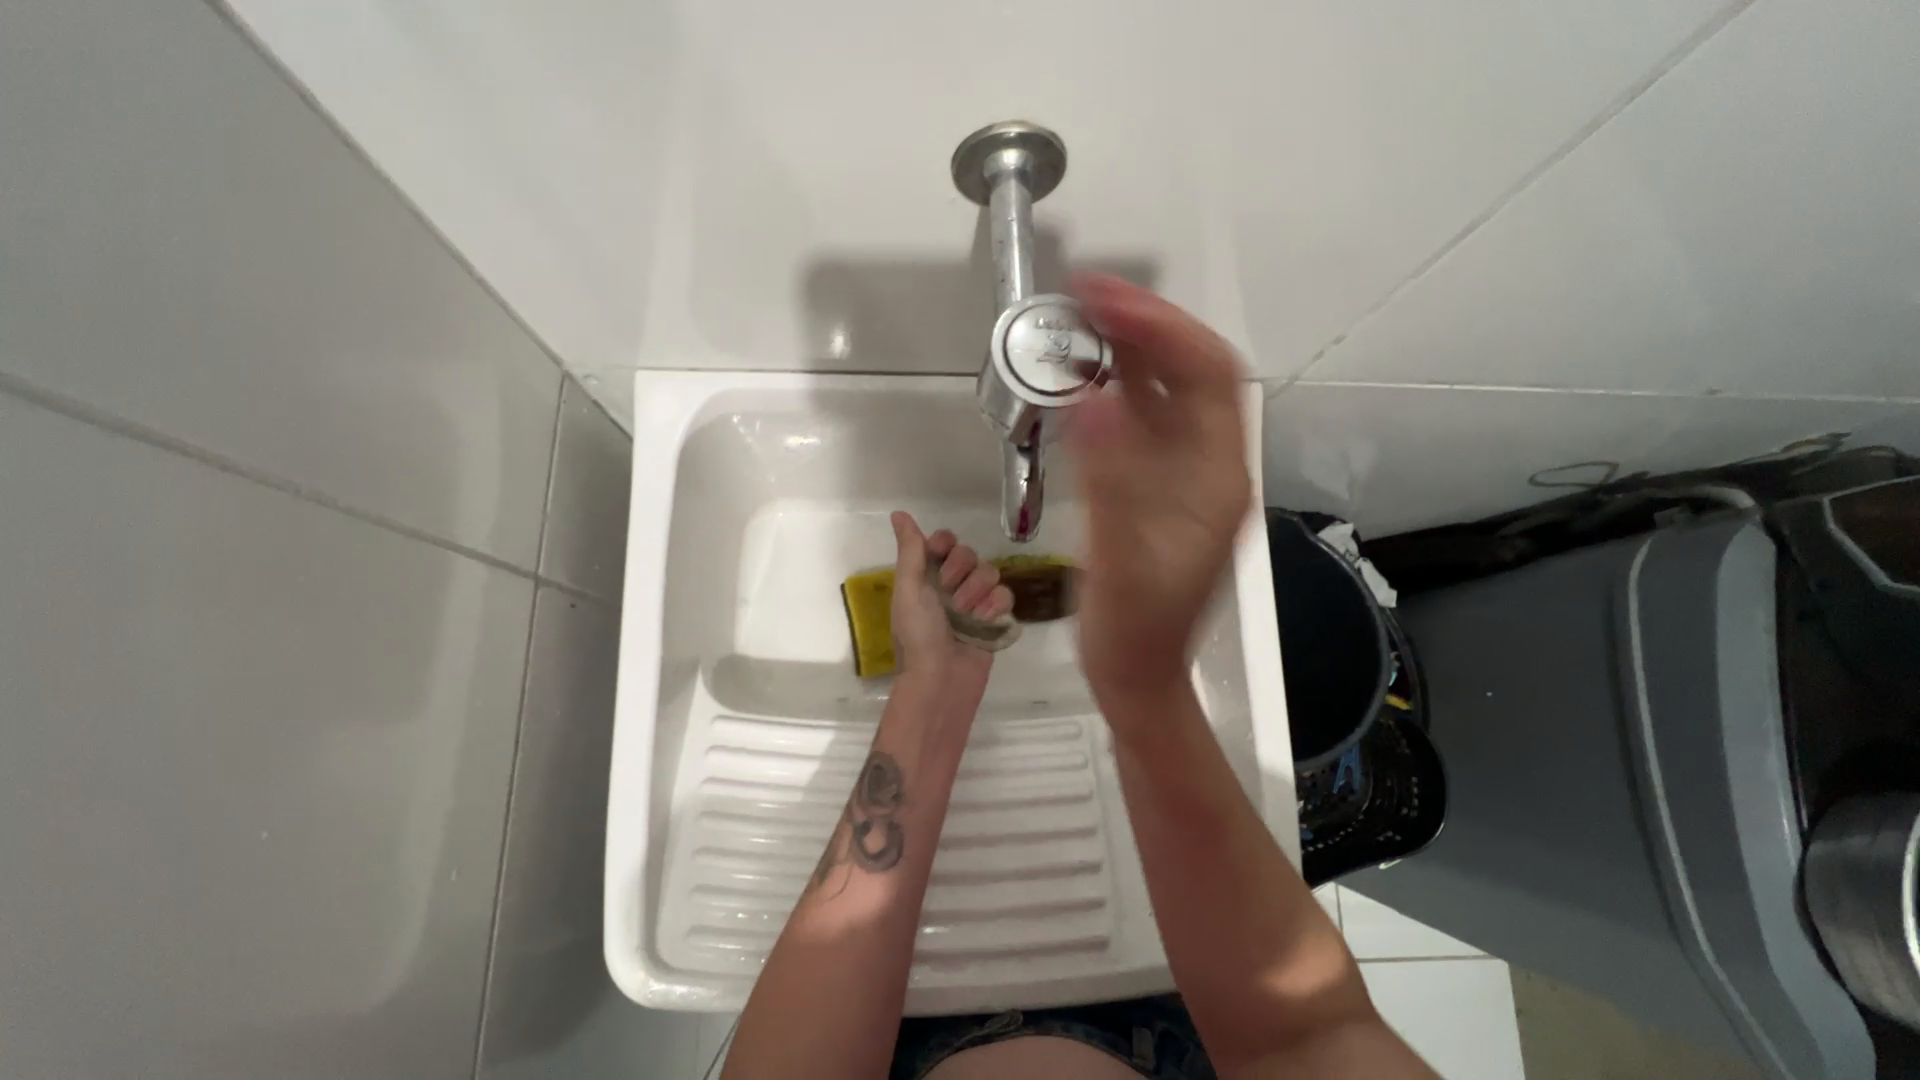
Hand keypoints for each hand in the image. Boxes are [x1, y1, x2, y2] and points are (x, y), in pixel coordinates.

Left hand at [888, 512, 1012, 684]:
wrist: (941, 680)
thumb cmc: (918, 635)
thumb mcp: (909, 589)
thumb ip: (910, 550)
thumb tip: (898, 513)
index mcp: (926, 577)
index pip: (944, 542)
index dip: (945, 544)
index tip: (939, 554)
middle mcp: (951, 585)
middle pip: (969, 554)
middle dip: (961, 571)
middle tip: (949, 594)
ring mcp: (974, 602)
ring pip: (990, 572)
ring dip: (977, 590)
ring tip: (966, 614)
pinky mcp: (995, 619)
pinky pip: (1006, 595)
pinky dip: (996, 606)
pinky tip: (984, 621)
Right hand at [1067, 274, 1251, 712]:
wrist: (1137, 672)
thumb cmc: (1139, 631)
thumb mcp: (1125, 558)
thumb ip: (1111, 478)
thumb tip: (1090, 402)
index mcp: (1214, 478)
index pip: (1206, 376)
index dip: (1163, 328)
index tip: (1110, 301)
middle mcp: (1203, 467)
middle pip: (1186, 375)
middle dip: (1143, 327)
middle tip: (1088, 296)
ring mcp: (1177, 477)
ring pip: (1161, 394)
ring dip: (1126, 353)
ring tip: (1082, 321)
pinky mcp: (1150, 488)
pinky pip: (1136, 423)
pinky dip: (1110, 392)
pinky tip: (1081, 380)